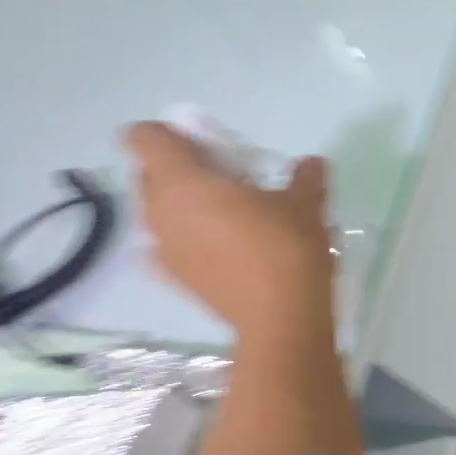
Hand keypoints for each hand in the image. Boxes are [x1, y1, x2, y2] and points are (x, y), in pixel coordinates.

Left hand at [124, 122, 334, 349]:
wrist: (282, 319)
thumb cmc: (289, 251)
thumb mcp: (308, 208)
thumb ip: (305, 179)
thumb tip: (312, 163)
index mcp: (183, 180)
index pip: (143, 136)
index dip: (172, 136)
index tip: (211, 153)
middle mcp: (158, 207)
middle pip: (151, 172)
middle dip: (183, 173)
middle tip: (230, 189)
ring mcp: (160, 244)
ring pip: (160, 210)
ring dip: (186, 209)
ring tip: (231, 226)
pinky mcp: (172, 275)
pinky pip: (168, 246)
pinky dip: (188, 243)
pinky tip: (221, 256)